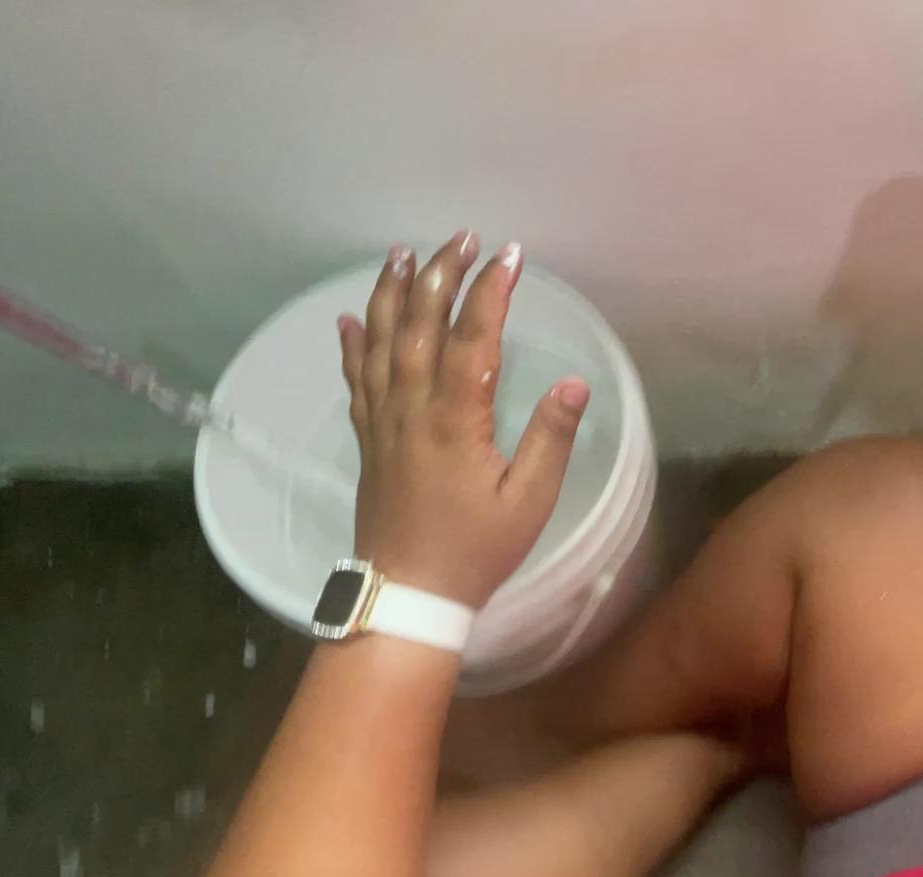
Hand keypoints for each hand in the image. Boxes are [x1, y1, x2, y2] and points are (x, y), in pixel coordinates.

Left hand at [338, 234, 588, 608]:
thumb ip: (551, 439)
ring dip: (391, 292)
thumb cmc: (477, 548)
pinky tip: (348, 318)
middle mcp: (411, 407)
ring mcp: (382, 421)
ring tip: (403, 254)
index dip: (490, 291)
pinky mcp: (368, 440)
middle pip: (418, 324)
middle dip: (440, 275)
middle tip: (460, 238)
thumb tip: (575, 384)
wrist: (409, 591)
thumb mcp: (529, 501)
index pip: (471, 337)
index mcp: (454, 419)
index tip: (510, 255)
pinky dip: (352, 343)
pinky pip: (356, 379)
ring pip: (380, 341)